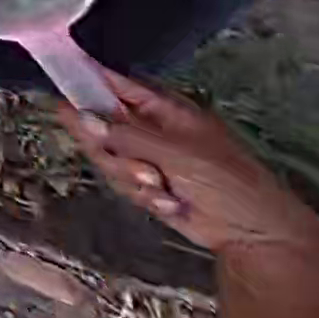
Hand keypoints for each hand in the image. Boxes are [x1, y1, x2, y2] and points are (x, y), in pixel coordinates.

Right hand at [59, 71, 318, 254]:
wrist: (261, 239)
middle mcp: (143, 126)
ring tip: (161, 189)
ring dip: (128, 175)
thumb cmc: (228, 183)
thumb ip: (124, 133)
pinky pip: (116, 179)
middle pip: (95, 122)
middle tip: (135, 167)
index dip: (83, 78)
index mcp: (158, 107)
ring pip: (102, 153)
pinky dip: (141, 195)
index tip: (57, 81)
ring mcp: (141, 154)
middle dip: (110, 149)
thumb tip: (76, 113)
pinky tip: (170, 204)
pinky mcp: (140, 182)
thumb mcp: (177, 153)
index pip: (110, 81)